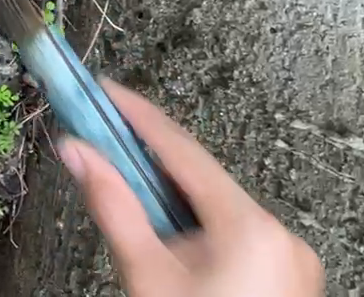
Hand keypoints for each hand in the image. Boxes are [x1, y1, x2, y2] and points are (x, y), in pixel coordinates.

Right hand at [61, 81, 322, 296]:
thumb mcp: (146, 273)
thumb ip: (110, 202)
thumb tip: (74, 149)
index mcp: (250, 227)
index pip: (179, 147)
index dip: (135, 112)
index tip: (101, 88)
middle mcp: (279, 235)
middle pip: (196, 172)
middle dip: (143, 152)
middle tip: (97, 131)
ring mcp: (289, 257)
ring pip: (210, 199)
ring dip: (162, 185)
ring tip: (119, 179)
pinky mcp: (285, 276)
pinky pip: (227, 225)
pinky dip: (186, 213)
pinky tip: (157, 218)